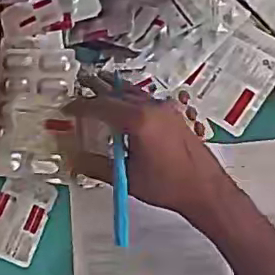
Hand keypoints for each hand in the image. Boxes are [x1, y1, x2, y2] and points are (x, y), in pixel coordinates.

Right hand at [73, 91, 238, 222]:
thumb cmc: (170, 185)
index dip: (81, 106)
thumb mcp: (127, 177)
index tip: (69, 107)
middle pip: (117, 93)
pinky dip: (131, 98)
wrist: (205, 188)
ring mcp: (165, 110)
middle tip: (80, 86)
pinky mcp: (174, 115)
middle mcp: (152, 109)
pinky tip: (126, 105)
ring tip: (100, 88)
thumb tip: (77, 161)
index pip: (102, 106)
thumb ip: (98, 167)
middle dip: (96, 91)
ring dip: (115, 91)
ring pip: (133, 93)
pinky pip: (146, 99)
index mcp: (138, 121)